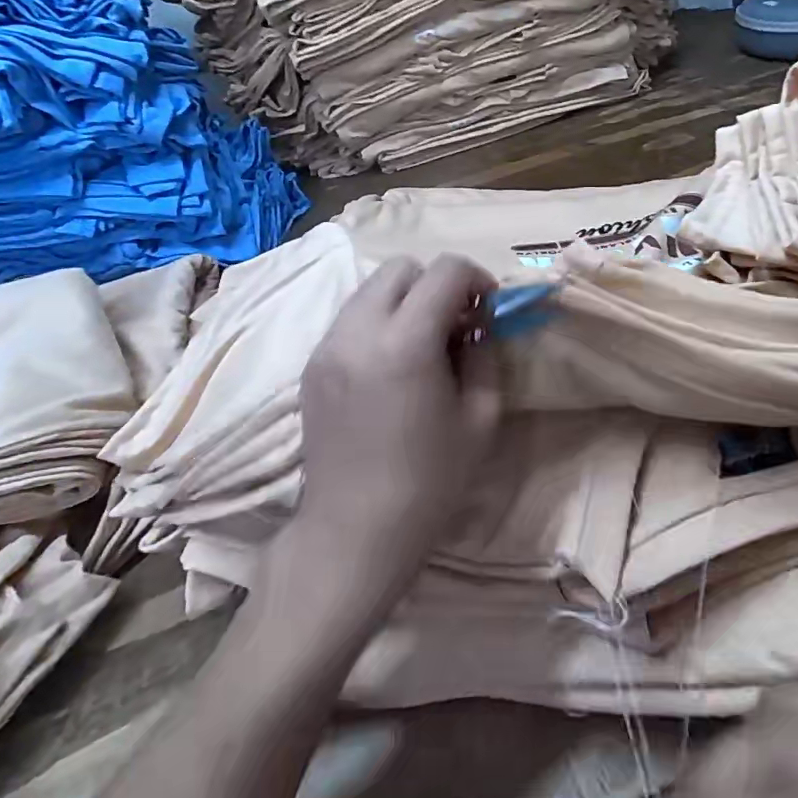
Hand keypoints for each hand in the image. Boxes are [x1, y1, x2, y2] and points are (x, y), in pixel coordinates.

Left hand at [295, 254, 504, 571]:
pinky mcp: (311, 364)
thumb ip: (484, 353)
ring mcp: (326, 345)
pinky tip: (389, 367)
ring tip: (420, 346)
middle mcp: (357, 330)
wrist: (355, 528)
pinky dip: (376, 323)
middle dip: (435, 285)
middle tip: (454, 326)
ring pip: (369, 290)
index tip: (486, 309)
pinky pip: (349, 320)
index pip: (443, 270)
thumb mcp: (480, 417)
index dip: (474, 279)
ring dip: (403, 301)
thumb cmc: (429, 481)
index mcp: (404, 342)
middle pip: (400, 269)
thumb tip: (477, 322)